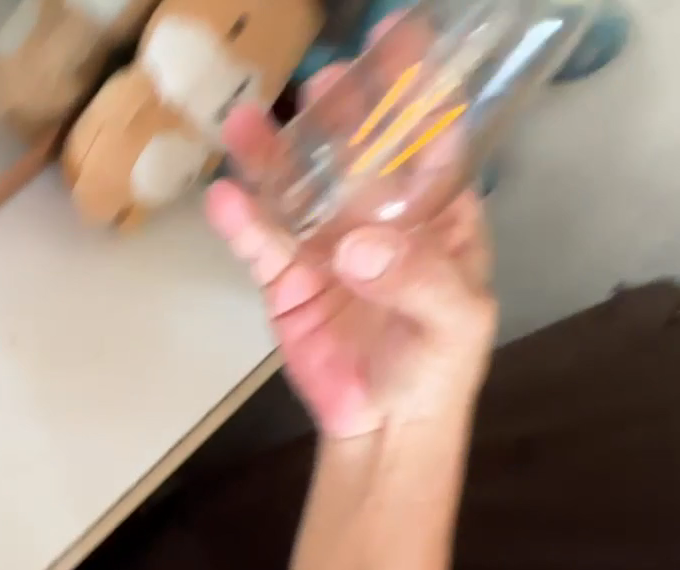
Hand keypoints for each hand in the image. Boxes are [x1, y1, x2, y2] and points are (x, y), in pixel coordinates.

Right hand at [204, 78, 496, 440]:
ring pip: (296, 194)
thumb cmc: (434, 364)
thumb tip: (357, 245)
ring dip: (274, 158)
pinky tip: (224, 195)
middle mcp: (377, 220)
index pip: (428, 141)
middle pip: (355, 156)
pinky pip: (261, 248)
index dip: (414, 89)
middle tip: (323, 78)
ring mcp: (325, 250)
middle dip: (341, 116)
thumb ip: (418, 279)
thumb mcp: (454, 321)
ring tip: (246, 120)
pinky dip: (243, 224)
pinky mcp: (285, 284)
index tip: (395, 37)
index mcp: (436, 216)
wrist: (381, 421)